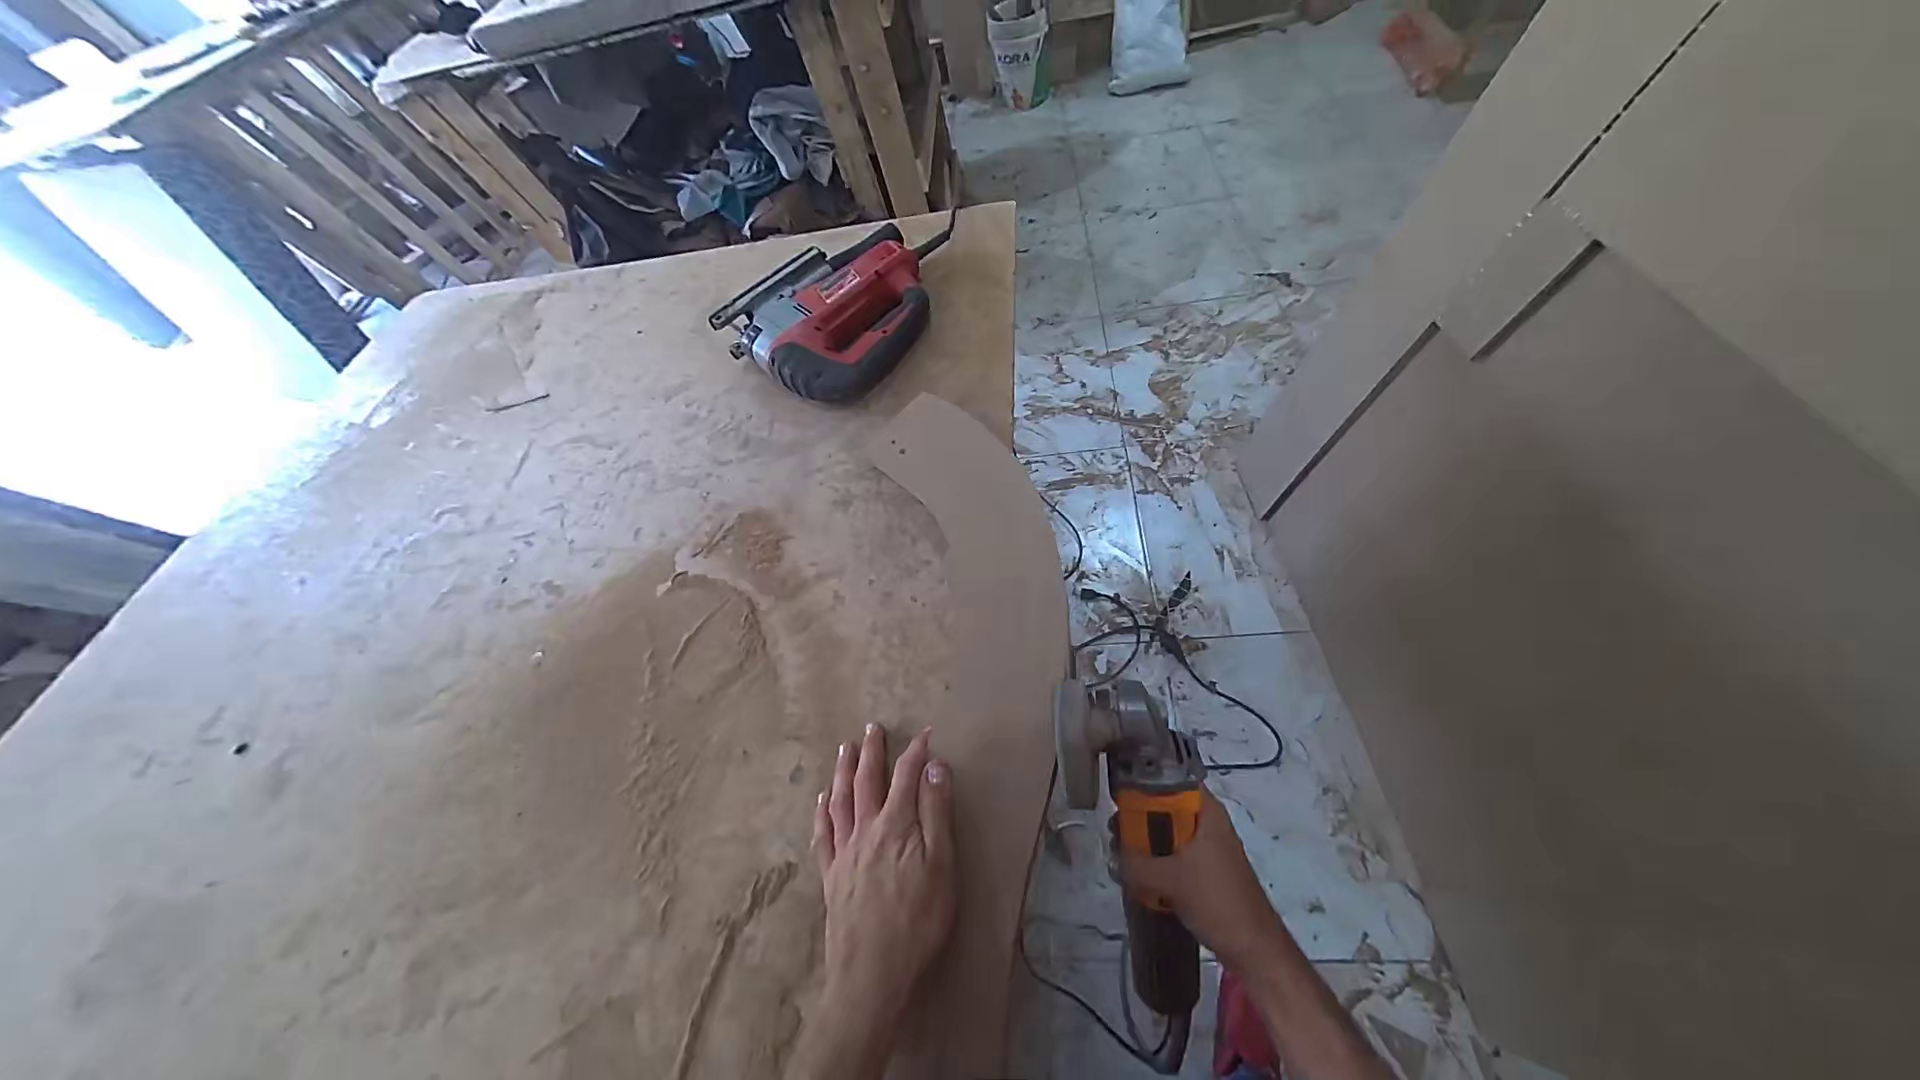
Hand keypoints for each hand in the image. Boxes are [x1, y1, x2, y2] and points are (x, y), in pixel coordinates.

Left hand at [788, 724, 955, 1079]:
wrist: (871, 973)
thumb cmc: (917, 921)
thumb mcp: (941, 866)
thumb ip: (936, 814)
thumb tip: (934, 767)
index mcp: (895, 825)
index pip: (906, 777)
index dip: (916, 752)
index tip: (926, 734)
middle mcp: (865, 830)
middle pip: (867, 781)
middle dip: (872, 752)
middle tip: (872, 728)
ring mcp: (844, 853)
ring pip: (841, 801)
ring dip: (843, 772)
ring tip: (845, 749)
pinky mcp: (831, 877)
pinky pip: (823, 835)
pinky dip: (821, 813)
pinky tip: (821, 801)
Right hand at [1122, 789, 1395, 1079]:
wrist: (1254, 950)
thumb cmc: (1217, 901)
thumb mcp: (1169, 879)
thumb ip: (1135, 864)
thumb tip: (1112, 856)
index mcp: (1206, 811)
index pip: (1170, 780)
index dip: (1142, 785)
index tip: (1118, 800)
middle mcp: (1207, 822)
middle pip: (1165, 808)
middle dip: (1138, 821)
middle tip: (1116, 835)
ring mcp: (1207, 847)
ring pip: (1167, 834)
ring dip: (1145, 846)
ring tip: (1124, 859)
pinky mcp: (1205, 870)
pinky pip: (1173, 856)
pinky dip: (1157, 863)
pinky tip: (1141, 879)